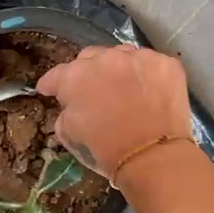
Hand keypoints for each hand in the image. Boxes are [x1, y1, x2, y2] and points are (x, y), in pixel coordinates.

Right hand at [36, 44, 193, 178]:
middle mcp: (106, 59)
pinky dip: (143, 74)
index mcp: (76, 77)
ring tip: (121, 88)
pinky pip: (148, 63)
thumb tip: (71, 106)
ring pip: (120, 55)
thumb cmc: (105, 150)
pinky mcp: (166, 63)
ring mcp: (138, 58)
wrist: (153, 156)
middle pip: (89, 58)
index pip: (56, 75)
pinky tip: (145, 91)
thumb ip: (64, 112)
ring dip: (115, 69)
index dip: (50, 84)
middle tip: (90, 92)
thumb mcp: (69, 135)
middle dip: (86, 73)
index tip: (47, 90)